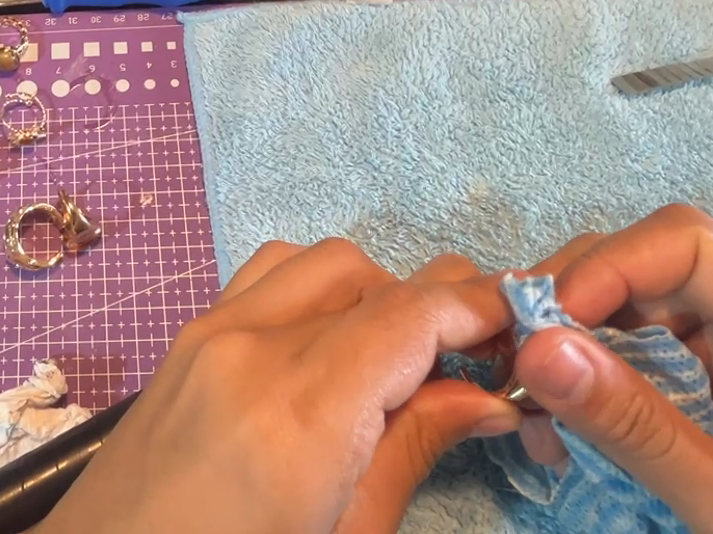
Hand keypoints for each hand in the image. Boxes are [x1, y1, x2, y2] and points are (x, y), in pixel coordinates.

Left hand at [36, 240, 522, 533]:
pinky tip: (324, 343)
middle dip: (428, 303)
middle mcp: (251, 342)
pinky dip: (312, 287)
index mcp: (299, 408)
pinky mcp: (188, 331)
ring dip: (368, 289)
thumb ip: (412, 451)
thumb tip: (490, 398)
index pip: (406, 316)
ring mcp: (210, 328)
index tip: (524, 324)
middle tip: (463, 365)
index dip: (475, 309)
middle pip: (363, 274)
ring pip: (314, 261)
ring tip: (390, 359)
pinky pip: (263, 274)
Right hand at [510, 204, 712, 532]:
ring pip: (638, 321)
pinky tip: (563, 430)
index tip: (547, 325)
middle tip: (515, 362)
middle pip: (652, 274)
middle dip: (570, 304)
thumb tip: (535, 347)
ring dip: (571, 350)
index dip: (609, 265)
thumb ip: (647, 437)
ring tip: (529, 405)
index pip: (695, 248)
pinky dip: (591, 391)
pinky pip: (645, 375)